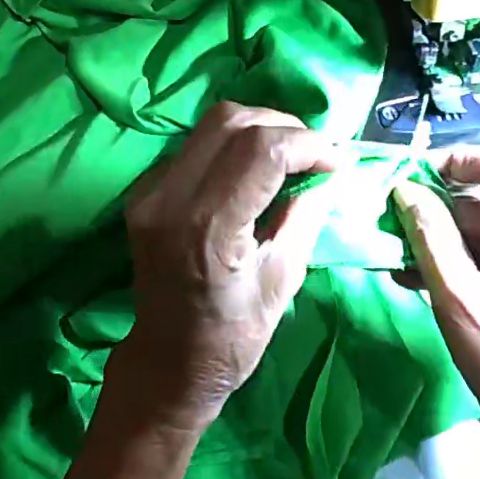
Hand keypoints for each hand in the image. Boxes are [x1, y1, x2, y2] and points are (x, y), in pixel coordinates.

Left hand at [119, 102, 348, 432]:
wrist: (167, 357)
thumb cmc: (232, 335)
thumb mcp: (284, 279)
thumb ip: (305, 213)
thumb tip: (328, 170)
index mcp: (208, 228)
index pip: (260, 149)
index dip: (307, 143)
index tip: (336, 161)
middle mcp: (169, 198)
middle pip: (229, 121)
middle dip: (282, 125)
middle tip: (313, 153)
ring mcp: (149, 191)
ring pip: (208, 126)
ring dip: (256, 129)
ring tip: (288, 156)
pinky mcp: (142, 190)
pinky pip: (193, 147)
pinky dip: (230, 146)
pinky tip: (250, 170)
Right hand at [391, 153, 479, 478]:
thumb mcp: (463, 301)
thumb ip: (431, 238)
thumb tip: (402, 188)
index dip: (448, 163)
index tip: (400, 177)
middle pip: (478, 200)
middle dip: (428, 210)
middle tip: (382, 224)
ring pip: (471, 228)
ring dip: (429, 239)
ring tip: (390, 257)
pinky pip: (476, 255)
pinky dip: (443, 261)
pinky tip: (409, 276)